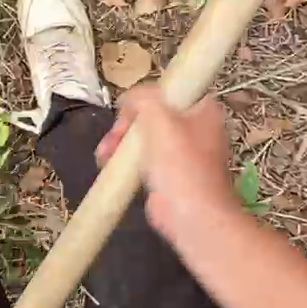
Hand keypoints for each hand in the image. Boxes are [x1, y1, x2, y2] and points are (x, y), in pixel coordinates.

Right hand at [95, 88, 242, 237]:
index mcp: (202, 110)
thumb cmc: (181, 166)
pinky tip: (108, 164)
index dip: (146, 96)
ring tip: (104, 154)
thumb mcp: (160, 121)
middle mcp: (194, 128)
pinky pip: (141, 158)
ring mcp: (180, 152)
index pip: (170, 90)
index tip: (127, 108)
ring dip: (119, 141)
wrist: (192, 217)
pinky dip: (124, 159)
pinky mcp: (167, 173)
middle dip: (126, 123)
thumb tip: (129, 96)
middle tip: (114, 136)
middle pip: (151, 114)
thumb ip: (144, 99)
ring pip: (143, 136)